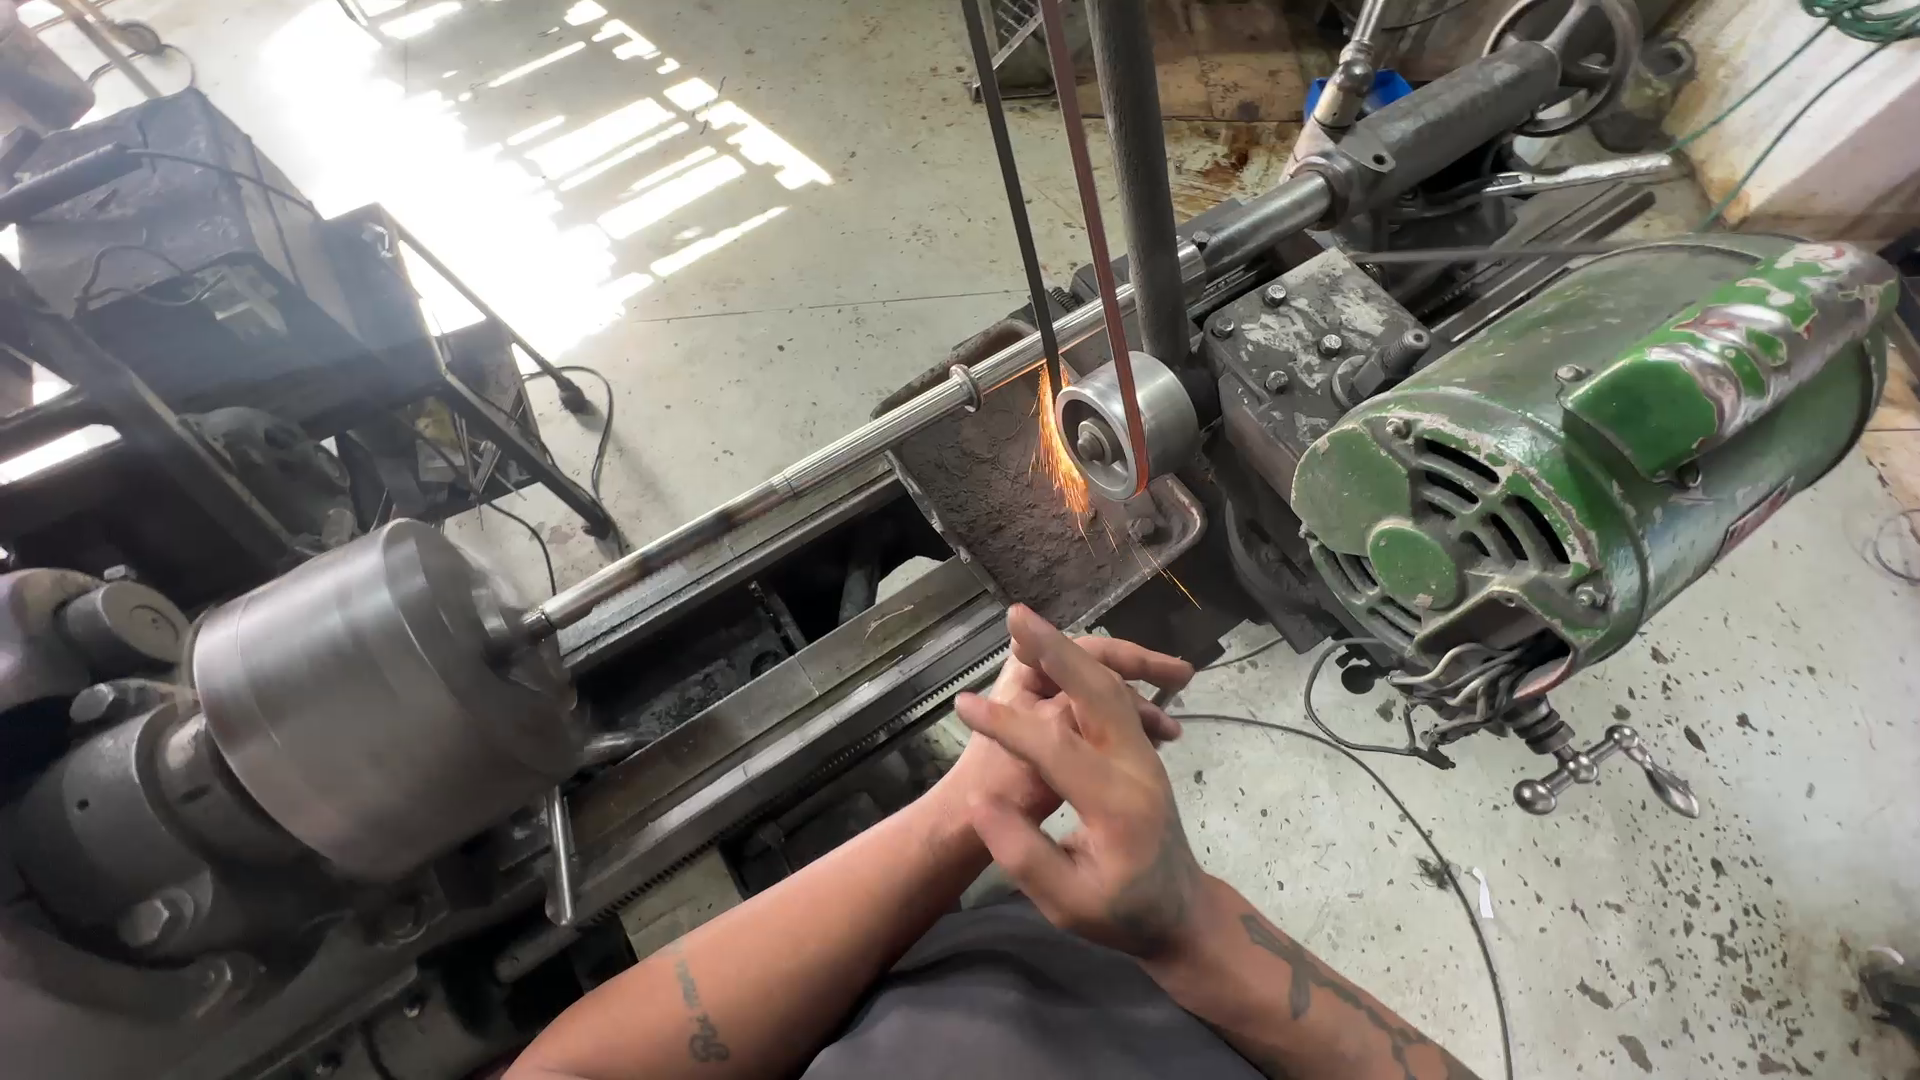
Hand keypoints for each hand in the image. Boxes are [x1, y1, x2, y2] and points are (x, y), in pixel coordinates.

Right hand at [954, 605, 1205, 958]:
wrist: (1182, 911)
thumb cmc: (1122, 915)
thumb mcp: (1068, 905)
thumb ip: (1024, 855)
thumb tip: (980, 801)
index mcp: (1118, 806)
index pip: (1057, 751)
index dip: (1006, 727)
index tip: (962, 705)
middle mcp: (1137, 767)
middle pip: (1098, 692)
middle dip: (1056, 650)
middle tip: (1016, 615)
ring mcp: (1144, 753)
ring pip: (1109, 686)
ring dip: (1069, 650)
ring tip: (1027, 626)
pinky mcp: (1139, 748)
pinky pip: (1113, 696)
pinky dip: (1083, 667)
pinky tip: (1055, 653)